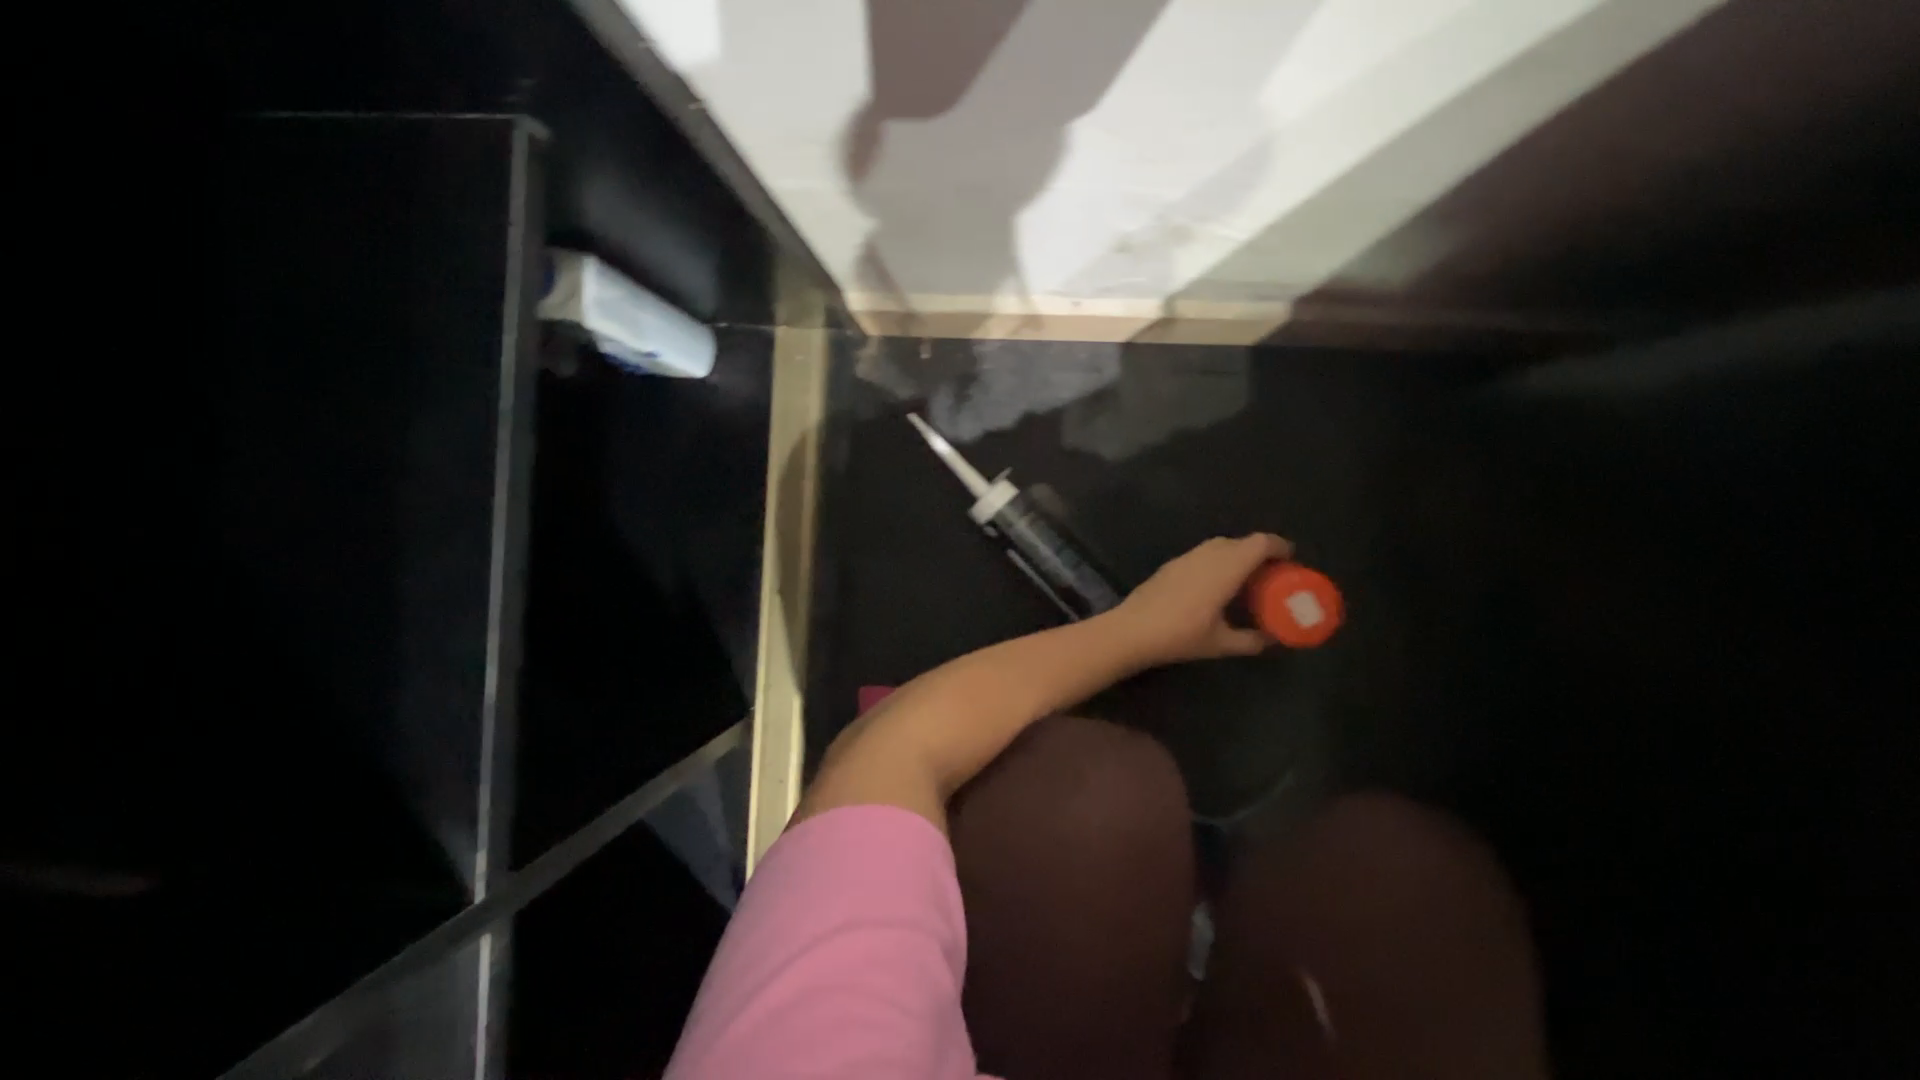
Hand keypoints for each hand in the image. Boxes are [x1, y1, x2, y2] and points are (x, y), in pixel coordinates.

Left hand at [1106, 533, 1293, 666]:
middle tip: (1270, 575)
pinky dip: (1216, 562)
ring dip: (1236, 556)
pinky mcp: (1171, 565)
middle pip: (1241, 542)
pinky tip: (1214, 586)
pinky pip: (1202, 555)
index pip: (1260, 543)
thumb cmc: (1180, 635)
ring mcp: (1186, 557)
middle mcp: (1208, 555)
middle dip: (1259, 553)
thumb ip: (1251, 640)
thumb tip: (1274, 640)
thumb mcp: (1221, 643)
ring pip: (1219, 546)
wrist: (1132, 630)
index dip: (1279, 547)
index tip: (1291, 560)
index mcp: (1226, 568)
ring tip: (1245, 581)